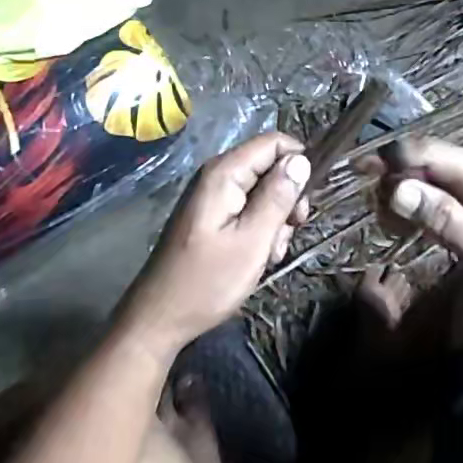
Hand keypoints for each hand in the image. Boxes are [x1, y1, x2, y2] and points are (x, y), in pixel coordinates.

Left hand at [118, 133, 311, 357]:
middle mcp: (218, 175)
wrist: (158, 320)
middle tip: (289, 232)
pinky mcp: (213, 215)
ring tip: (270, 252)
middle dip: (287, 197)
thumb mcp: (252, 242)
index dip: (297, 164)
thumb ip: (278, 197)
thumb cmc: (206, 282)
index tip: (304, 202)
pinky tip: (258, 256)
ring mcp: (214, 195)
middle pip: (270, 166)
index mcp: (224, 173)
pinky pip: (249, 208)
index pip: (274, 142)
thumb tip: (301, 160)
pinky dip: (261, 229)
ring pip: (264, 190)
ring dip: (276, 219)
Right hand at [381, 137, 462, 315]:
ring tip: (393, 229)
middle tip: (379, 218)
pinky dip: (417, 205)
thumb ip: (443, 218)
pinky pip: (437, 191)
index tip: (357, 174)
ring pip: (425, 175)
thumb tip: (397, 187)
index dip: (390, 159)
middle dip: (392, 180)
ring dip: (402, 195)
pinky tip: (408, 227)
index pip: (428, 151)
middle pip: (422, 159)